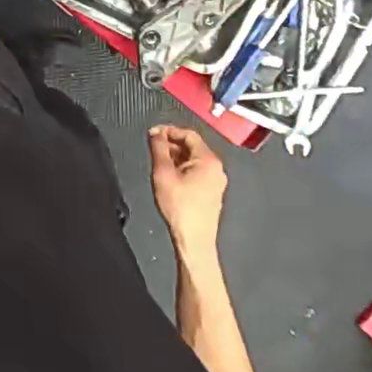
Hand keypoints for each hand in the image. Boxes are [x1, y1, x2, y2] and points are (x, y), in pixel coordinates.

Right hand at [149, 125, 226, 255]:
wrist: (193, 240)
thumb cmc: (182, 212)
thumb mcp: (163, 173)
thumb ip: (158, 148)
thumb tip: (155, 133)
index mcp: (209, 160)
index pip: (188, 134)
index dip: (169, 131)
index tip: (155, 133)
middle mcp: (216, 169)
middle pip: (192, 146)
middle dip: (171, 145)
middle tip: (154, 147)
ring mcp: (216, 182)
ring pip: (194, 160)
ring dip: (176, 158)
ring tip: (159, 164)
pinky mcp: (211, 192)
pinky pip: (197, 173)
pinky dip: (182, 170)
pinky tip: (170, 179)